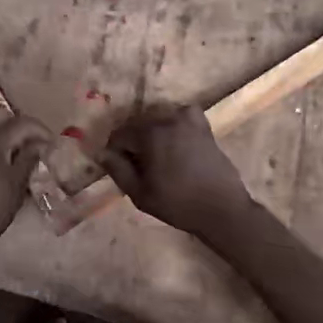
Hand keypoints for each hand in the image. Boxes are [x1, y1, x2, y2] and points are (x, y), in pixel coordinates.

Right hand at [101, 104, 254, 232]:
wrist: (221, 207)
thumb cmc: (177, 204)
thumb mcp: (140, 193)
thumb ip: (118, 170)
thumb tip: (101, 153)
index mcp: (150, 134)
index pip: (120, 134)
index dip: (115, 150)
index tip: (118, 166)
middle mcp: (168, 118)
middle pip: (138, 123)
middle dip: (133, 140)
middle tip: (137, 164)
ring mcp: (189, 119)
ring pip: (158, 118)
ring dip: (152, 132)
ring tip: (156, 156)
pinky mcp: (203, 125)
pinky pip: (181, 115)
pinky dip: (174, 123)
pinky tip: (175, 141)